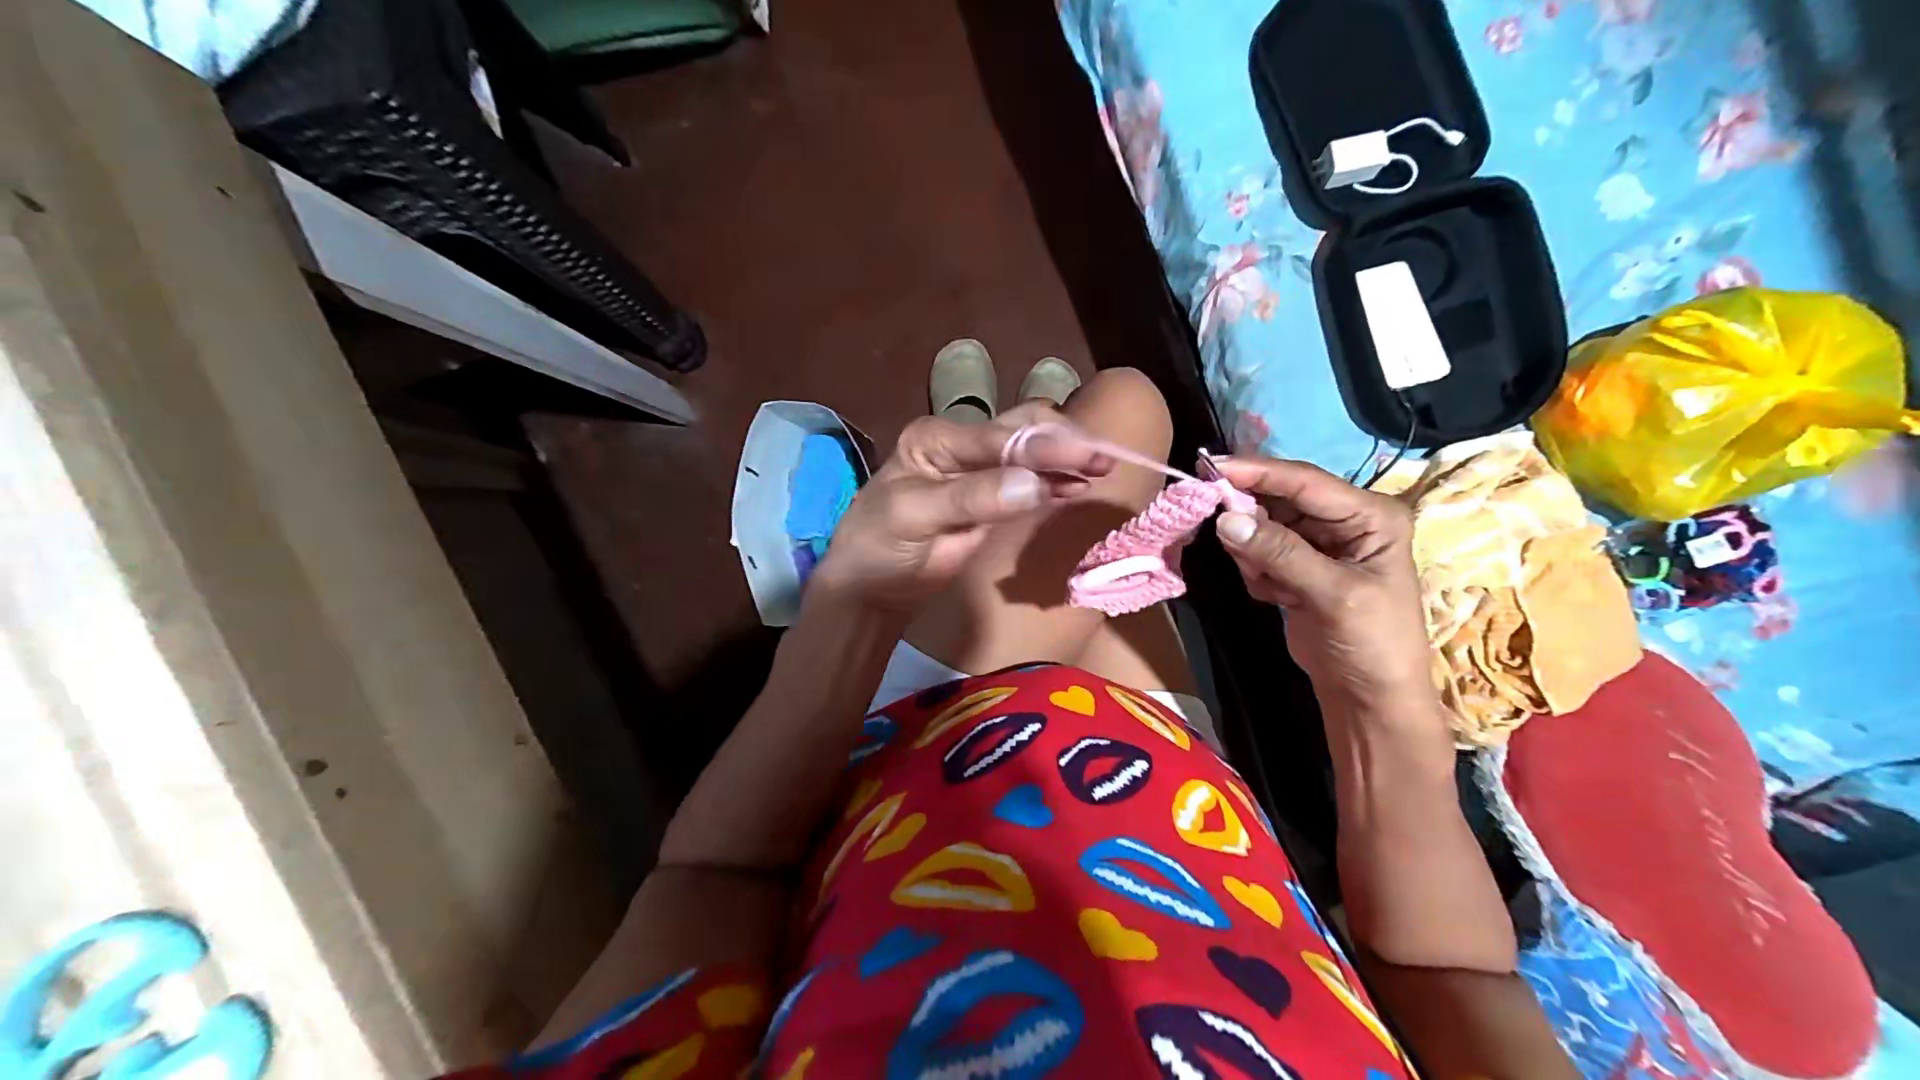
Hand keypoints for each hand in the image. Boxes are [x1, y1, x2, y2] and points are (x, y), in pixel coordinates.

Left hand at [810, 415, 1111, 612]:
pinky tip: (1079, 486)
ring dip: (1066, 460)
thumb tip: (1034, 484)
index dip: (1041, 445)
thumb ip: (972, 498)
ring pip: (1032, 452)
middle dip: (1063, 441)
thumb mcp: (915, 516)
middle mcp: (962, 445)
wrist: (873, 586)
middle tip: (1102, 459)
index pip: (996, 435)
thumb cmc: (878, 545)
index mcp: (935, 438)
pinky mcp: (995, 498)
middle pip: (1021, 430)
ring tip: (1101, 471)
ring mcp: (981, 471)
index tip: (1083, 456)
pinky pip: (1032, 481)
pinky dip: (1057, 481)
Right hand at [1211, 456, 1437, 726]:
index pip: (1305, 481)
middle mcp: (1344, 520)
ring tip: (1268, 585)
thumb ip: (1280, 553)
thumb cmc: (1371, 643)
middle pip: (1278, 499)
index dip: (1257, 472)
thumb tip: (1225, 518)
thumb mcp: (1332, 595)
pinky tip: (1275, 597)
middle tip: (1221, 531)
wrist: (1369, 698)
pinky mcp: (1296, 566)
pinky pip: (1257, 552)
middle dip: (1249, 516)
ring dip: (1253, 552)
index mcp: (1369, 515)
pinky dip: (1255, 571)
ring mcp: (1317, 544)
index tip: (1209, 466)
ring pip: (1261, 525)